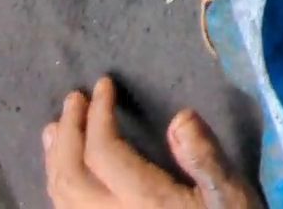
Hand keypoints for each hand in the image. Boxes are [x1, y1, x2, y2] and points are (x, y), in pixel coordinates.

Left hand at [44, 77, 258, 208]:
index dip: (99, 115)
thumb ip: (204, 156)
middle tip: (72, 98)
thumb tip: (179, 115)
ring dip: (54, 162)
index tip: (104, 84)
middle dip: (67, 134)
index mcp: (143, 204)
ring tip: (53, 131)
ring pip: (60, 202)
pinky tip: (64, 179)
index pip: (104, 153)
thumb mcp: (229, 193)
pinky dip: (58, 191)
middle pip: (70, 177)